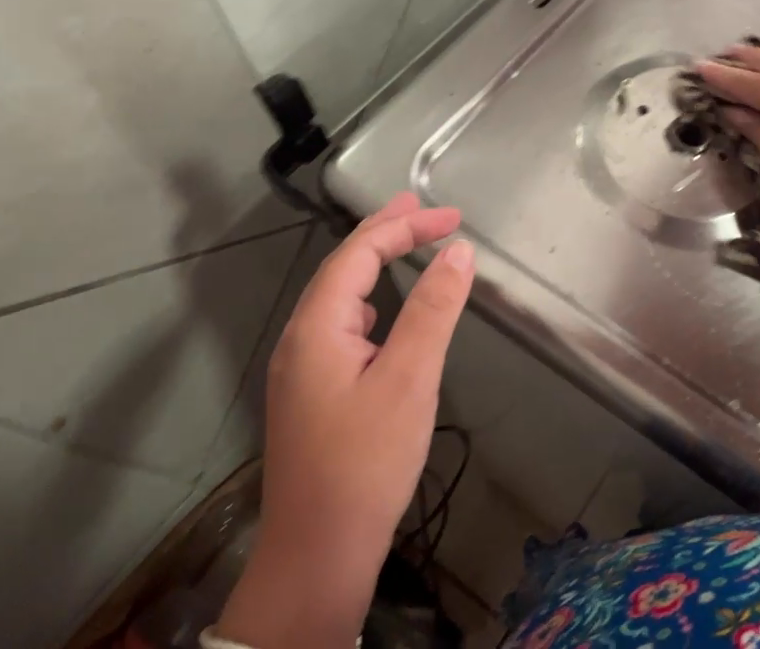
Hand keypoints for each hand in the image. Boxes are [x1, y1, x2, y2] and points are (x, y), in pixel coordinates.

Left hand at [216, 192, 471, 648]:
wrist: (317, 551)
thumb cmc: (365, 461)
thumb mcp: (409, 380)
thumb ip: (433, 311)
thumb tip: (459, 252)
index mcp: (316, 327)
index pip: (358, 254)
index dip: (403, 225)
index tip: (453, 216)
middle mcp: (300, 340)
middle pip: (341, 269)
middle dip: (382, 233)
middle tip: (421, 207)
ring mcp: (301, 370)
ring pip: (339, 299)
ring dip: (374, 265)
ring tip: (406, 246)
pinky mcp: (312, 395)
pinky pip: (341, 328)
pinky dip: (370, 302)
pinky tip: (384, 316)